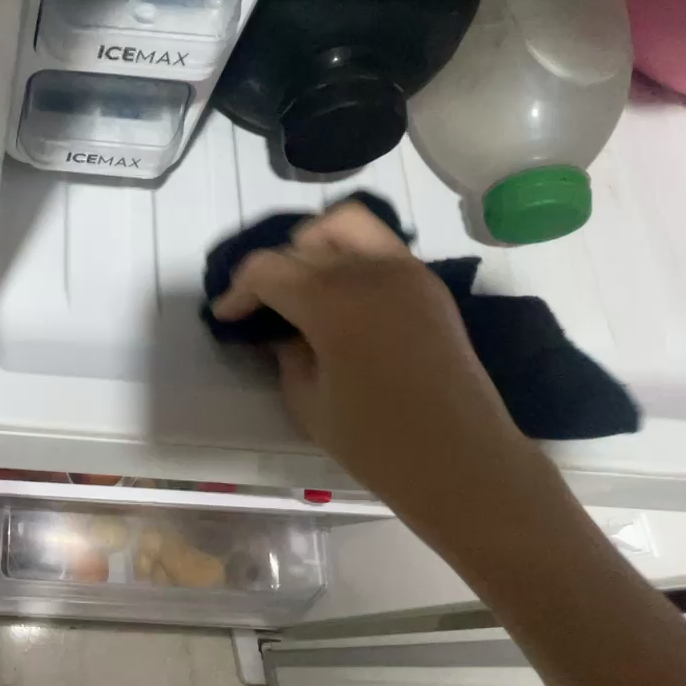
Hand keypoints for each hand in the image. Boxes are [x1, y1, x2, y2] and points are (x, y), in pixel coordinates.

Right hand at [208, 200, 539, 515]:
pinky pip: (377, 247)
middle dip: (269, 272)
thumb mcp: (306, 399)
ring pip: (345, 225)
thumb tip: (281, 333)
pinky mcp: (427, 286)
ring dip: (311, 247)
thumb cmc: (375, 440)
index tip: (226, 318)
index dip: (238, 291)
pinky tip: (335, 298)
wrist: (459, 459)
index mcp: (333, 302)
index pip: (267, 270)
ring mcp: (406, 272)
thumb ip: (286, 353)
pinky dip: (346, 257)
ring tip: (298, 285)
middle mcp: (370, 272)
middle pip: (301, 246)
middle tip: (256, 308)